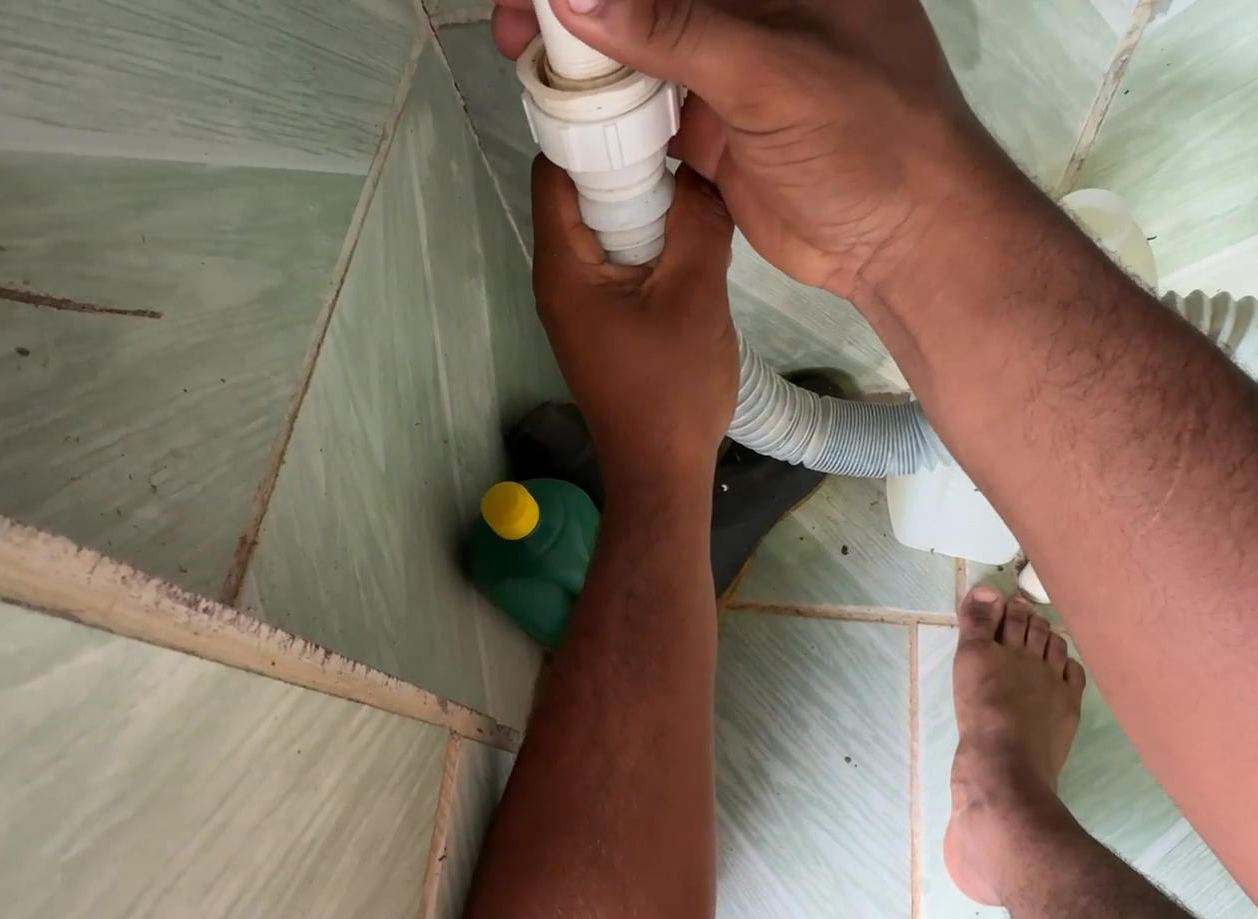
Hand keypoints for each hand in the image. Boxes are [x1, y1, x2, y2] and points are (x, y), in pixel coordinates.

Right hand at [494, 0, 1028, 299]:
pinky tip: (571, 117)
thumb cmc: (863, 137)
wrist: (898, 241)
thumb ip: (674, 27)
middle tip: (515, 32)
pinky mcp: (717, 132)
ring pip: (642, 51)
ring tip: (528, 68)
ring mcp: (730, 72)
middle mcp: (751, 10)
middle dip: (582, 10)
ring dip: (589, 63)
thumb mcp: (770, 70)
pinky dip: (614, 116)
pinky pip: (652, 112)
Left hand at [530, 157, 738, 496]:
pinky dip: (645, 246)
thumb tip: (701, 165)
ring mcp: (577, 309)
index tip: (645, 108)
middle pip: (578, 198)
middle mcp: (557, 284)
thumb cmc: (672, 387)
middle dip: (626, 166)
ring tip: (692, 186)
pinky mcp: (599, 328)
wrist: (662, 470)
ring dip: (642, 209)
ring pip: (602, 234)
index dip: (593, 131)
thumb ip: (698, 220)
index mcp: (563, 269)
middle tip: (682, 143)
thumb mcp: (695, 294)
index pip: (557, 171)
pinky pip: (615, 267)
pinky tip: (686, 239)